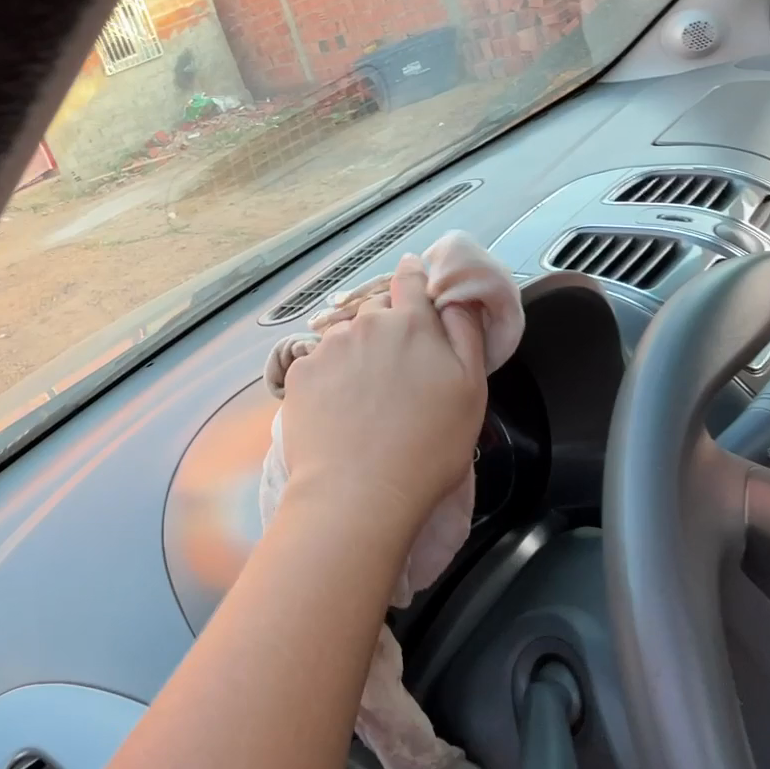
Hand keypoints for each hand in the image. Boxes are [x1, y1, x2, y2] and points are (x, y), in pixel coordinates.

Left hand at [278, 253, 488, 536]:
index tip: (413, 276)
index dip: (414, 276)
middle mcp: (366, 324)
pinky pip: (318, 365)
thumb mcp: (470, 390)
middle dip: (387, 327)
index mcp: (412, 323)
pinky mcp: (299, 373)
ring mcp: (328, 348)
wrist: (359, 492)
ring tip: (365, 398)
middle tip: (395, 369)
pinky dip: (328, 380)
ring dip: (356, 354)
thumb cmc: (427, 447)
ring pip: (345, 338)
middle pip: (377, 311)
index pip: (411, 279)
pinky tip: (339, 410)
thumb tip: (456, 298)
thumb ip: (465, 333)